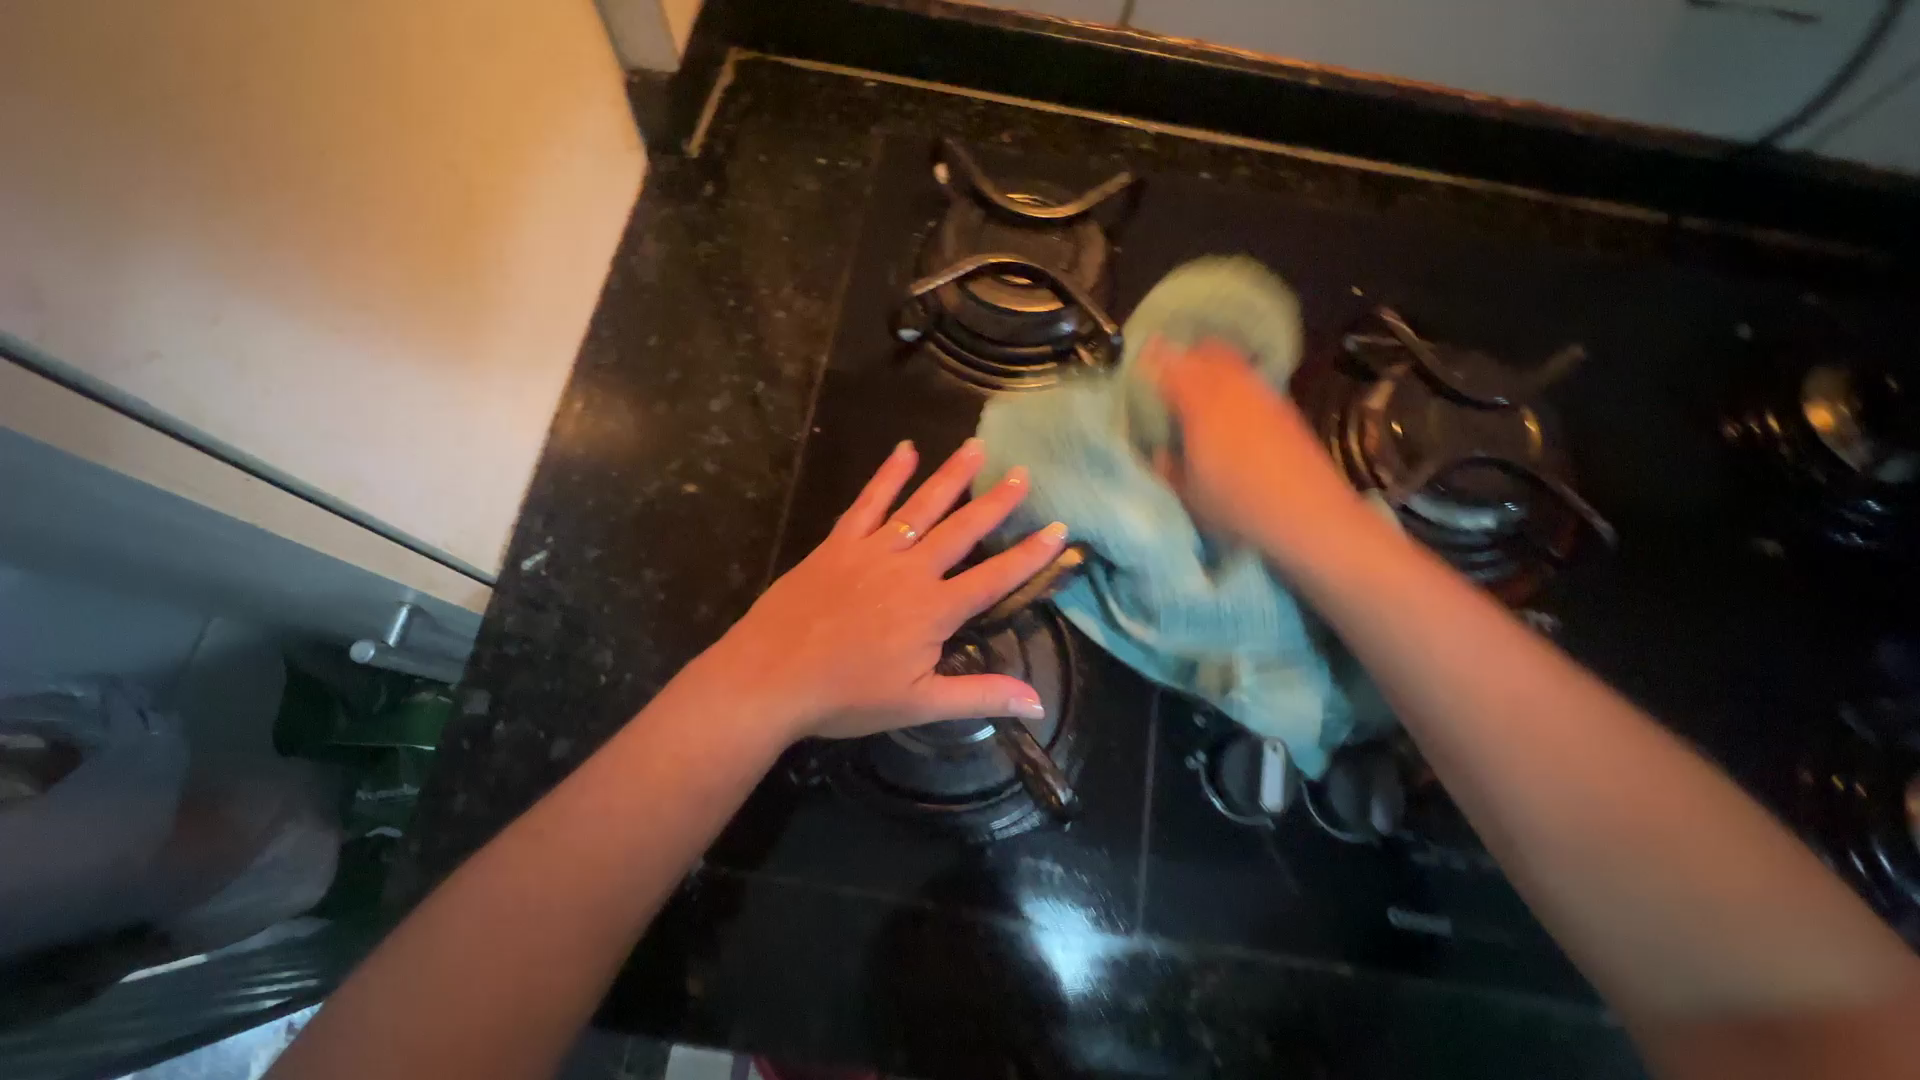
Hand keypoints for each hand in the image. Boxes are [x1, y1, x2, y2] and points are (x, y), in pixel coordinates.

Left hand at [701, 437, 1067, 741]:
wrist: (770, 676)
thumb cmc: (847, 696)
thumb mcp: (919, 704)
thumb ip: (981, 696)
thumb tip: (1039, 703)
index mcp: (934, 610)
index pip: (993, 578)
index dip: (1029, 555)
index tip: (1058, 529)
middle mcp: (910, 571)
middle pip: (962, 530)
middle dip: (996, 502)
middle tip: (1023, 473)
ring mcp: (873, 552)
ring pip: (921, 507)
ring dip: (951, 477)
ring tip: (976, 449)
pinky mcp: (838, 544)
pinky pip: (868, 502)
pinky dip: (888, 475)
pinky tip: (905, 449)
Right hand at [1147, 337, 1372, 560]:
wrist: (1309, 513)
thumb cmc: (1238, 506)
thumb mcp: (1189, 495)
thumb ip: (1167, 468)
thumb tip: (1160, 452)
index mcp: (1199, 404)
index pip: (1170, 366)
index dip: (1153, 362)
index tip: (1141, 365)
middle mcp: (1232, 388)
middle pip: (1205, 352)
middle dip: (1186, 358)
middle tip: (1170, 376)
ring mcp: (1262, 393)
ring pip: (1232, 363)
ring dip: (1212, 369)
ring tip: (1200, 392)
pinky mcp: (1284, 406)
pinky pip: (1251, 381)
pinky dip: (1235, 385)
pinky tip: (1232, 412)